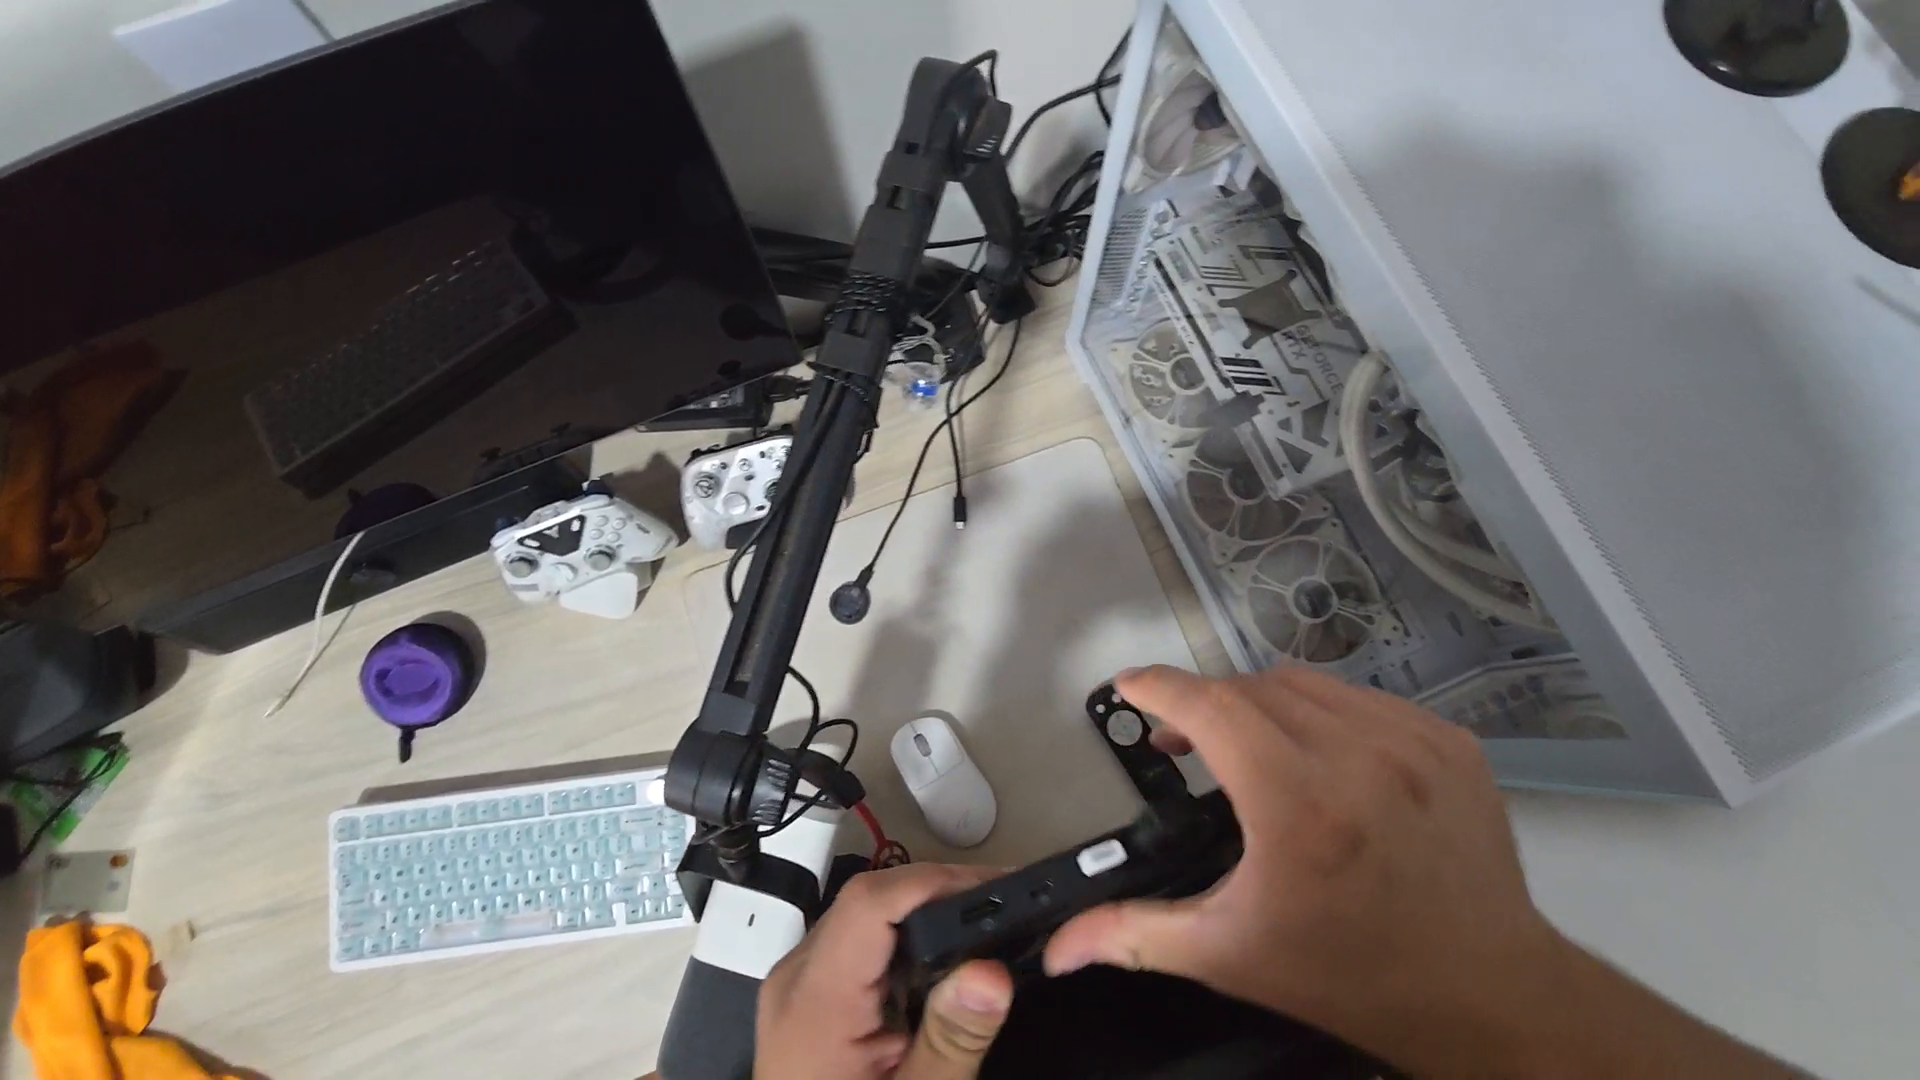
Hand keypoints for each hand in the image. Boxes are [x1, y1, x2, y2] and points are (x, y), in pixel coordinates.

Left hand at [757, 864, 1014, 1079]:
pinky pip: (858, 945)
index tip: (998, 888)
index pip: (869, 903)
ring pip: (864, 918)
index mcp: (814, 1002)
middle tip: (1007, 906)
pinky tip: (945, 959)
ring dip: (925, 913)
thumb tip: (992, 970)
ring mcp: (796, 985)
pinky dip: (906, 941)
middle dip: (939, 893)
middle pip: (868, 903)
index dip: (932, 881)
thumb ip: (951, 1042)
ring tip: (986, 925)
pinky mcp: (806, 997)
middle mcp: (796, 977)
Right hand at [1044, 665, 1568, 1075]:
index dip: (1158, 687)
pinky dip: (1317, 712)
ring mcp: (1412, 742)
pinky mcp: (1449, 742)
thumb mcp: (1230, 955)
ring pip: (1302, 684)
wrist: (1490, 995)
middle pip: (1248, 689)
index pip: (1209, 707)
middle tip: (1183, 742)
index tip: (1128, 687)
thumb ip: (1134, 935)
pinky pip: (1358, 698)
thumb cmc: (1349, 974)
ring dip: (1257, 703)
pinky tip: (1313, 752)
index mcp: (1297, 805)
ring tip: (1243, 744)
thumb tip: (1058, 948)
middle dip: (1203, 705)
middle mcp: (1357, 756)